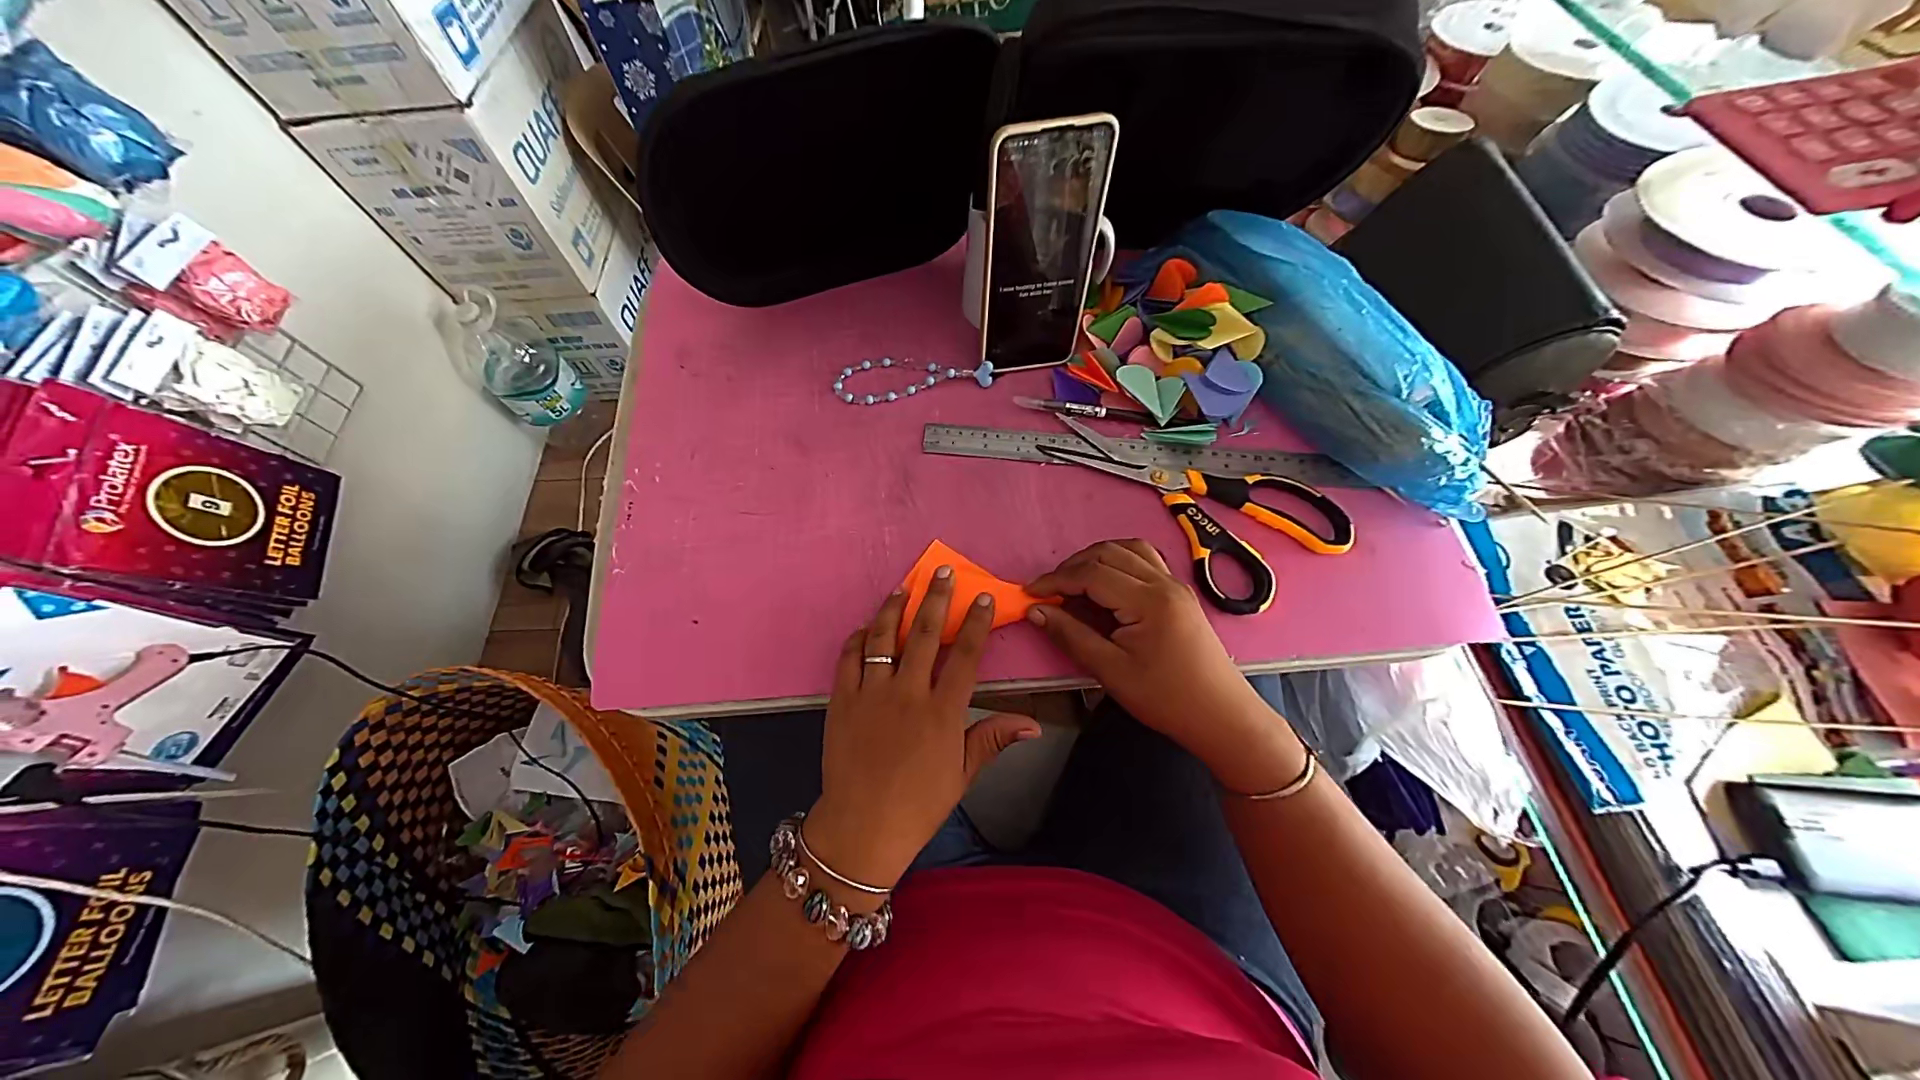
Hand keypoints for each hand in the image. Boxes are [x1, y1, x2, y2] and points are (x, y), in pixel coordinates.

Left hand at [806, 567, 1039, 891]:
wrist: (862, 827)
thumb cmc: (919, 804)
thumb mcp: (962, 775)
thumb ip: (992, 739)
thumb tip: (1033, 724)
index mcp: (943, 712)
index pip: (965, 655)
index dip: (976, 623)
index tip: (981, 598)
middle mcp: (908, 694)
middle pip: (924, 634)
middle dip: (936, 598)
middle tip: (941, 572)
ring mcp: (871, 694)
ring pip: (883, 638)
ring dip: (893, 608)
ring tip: (903, 588)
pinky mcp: (842, 700)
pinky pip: (848, 658)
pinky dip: (857, 638)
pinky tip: (865, 627)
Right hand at [1025, 540, 1306, 793]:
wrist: (1221, 715)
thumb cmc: (1166, 698)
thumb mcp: (1111, 671)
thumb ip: (1072, 635)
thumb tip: (1037, 611)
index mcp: (1148, 600)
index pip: (1092, 573)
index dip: (1056, 580)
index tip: (1030, 593)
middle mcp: (1163, 582)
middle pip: (1108, 553)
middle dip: (1072, 566)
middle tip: (1049, 591)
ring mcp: (1175, 585)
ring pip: (1128, 549)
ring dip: (1096, 559)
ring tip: (1073, 583)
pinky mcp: (1179, 593)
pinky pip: (1144, 560)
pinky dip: (1118, 561)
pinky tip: (1106, 583)